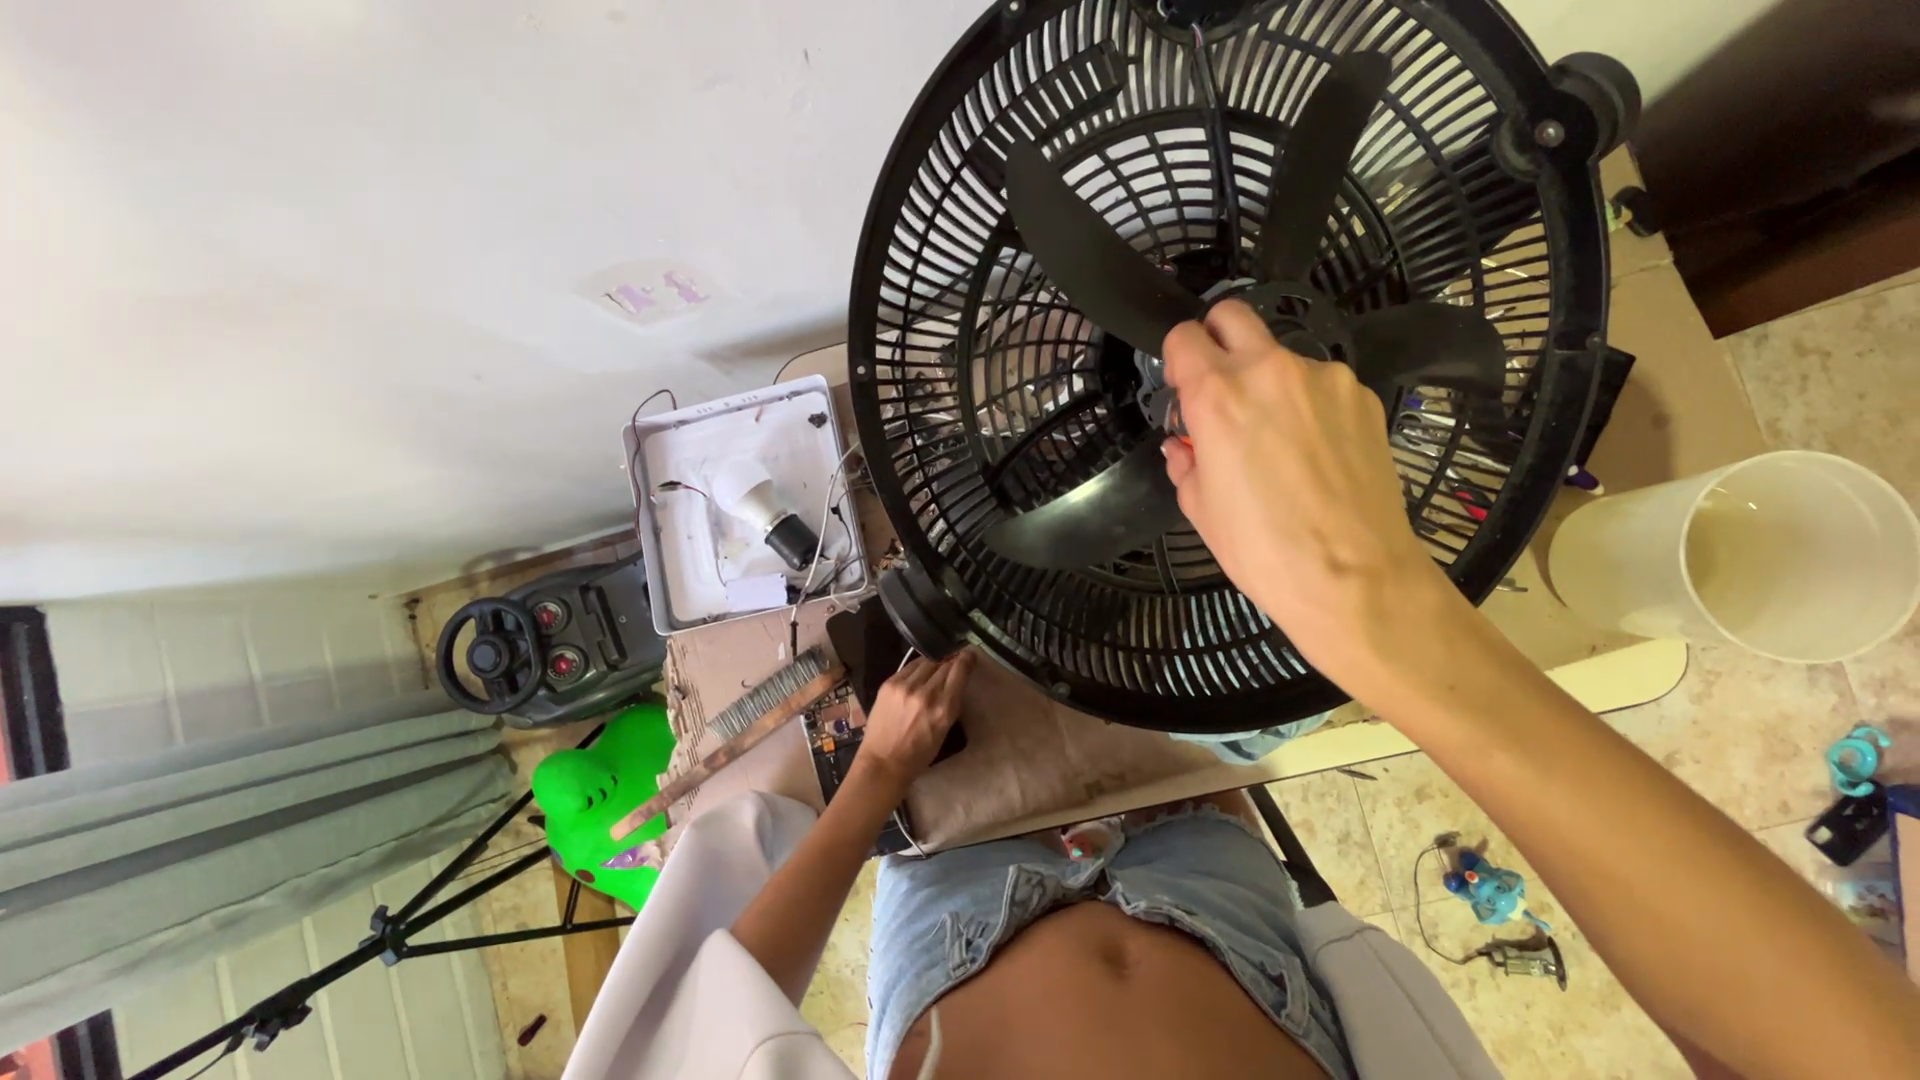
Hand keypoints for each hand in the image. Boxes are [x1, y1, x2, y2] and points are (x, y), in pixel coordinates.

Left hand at [856, 650, 974, 791]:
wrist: (883, 761)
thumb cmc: (919, 754)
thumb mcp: (944, 730)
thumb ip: (951, 703)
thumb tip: (956, 680)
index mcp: (944, 709)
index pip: (959, 672)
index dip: (967, 659)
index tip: (970, 653)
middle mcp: (926, 694)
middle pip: (944, 664)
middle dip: (952, 658)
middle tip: (956, 655)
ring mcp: (905, 687)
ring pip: (927, 661)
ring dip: (936, 660)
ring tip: (939, 660)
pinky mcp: (889, 684)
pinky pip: (909, 667)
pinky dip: (919, 666)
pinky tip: (921, 668)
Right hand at [1161, 300, 1458, 680]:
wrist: (1351, 575)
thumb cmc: (1265, 549)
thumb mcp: (1199, 507)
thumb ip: (1185, 461)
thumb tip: (1184, 446)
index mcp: (1218, 396)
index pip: (1184, 336)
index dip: (1177, 360)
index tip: (1181, 387)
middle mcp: (1271, 372)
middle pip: (1232, 315)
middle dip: (1217, 340)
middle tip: (1219, 387)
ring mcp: (1324, 380)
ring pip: (1281, 356)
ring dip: (1268, 381)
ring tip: (1276, 438)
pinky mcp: (1362, 398)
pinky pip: (1322, 384)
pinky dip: (1309, 404)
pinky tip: (1313, 451)